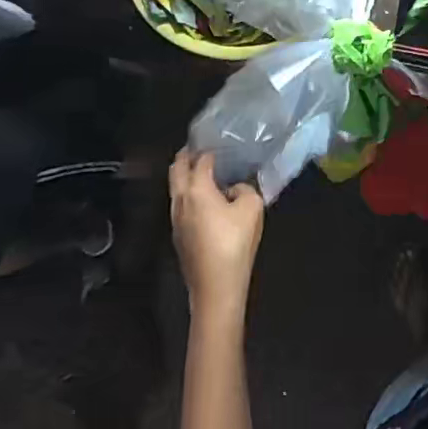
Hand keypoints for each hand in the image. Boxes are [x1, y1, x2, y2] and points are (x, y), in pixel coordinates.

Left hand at [169, 149, 264, 317]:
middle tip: (200, 149)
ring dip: (185, 176)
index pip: (200, 160)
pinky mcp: (178, 236)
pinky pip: (180, 205)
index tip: (217, 141)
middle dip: (186, 156)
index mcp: (197, 188)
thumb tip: (234, 189)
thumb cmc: (234, 242)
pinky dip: (189, 194)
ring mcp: (175, 220)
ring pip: (175, 189)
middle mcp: (180, 200)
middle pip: (176, 170)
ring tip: (204, 172)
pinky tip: (206, 200)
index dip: (209, 149)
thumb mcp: (253, 207)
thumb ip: (246, 189)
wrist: (215, 287)